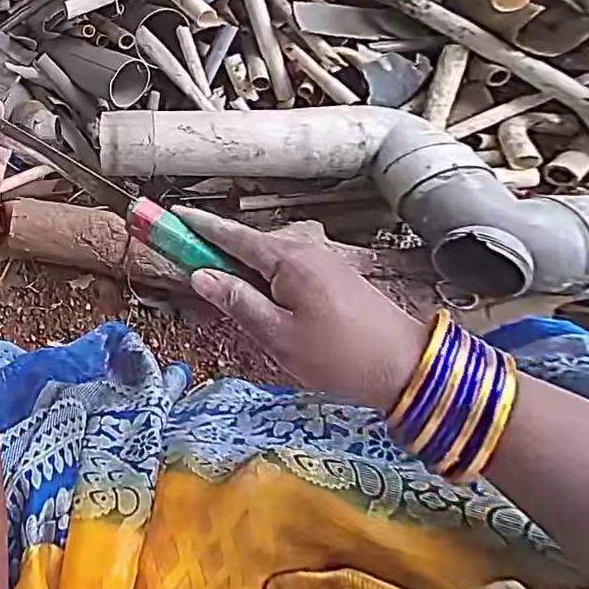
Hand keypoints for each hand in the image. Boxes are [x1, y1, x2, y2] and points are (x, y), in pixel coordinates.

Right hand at [171, 206, 429, 410]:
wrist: (416, 372)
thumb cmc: (343, 357)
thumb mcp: (277, 335)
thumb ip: (235, 300)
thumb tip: (200, 276)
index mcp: (288, 260)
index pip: (230, 235)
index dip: (198, 225)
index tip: (173, 216)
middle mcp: (306, 251)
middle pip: (247, 243)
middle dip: (216, 249)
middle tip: (189, 263)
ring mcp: (323, 262)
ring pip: (266, 257)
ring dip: (240, 266)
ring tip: (225, 291)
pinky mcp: (334, 277)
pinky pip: (285, 267)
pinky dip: (262, 275)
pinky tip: (260, 298)